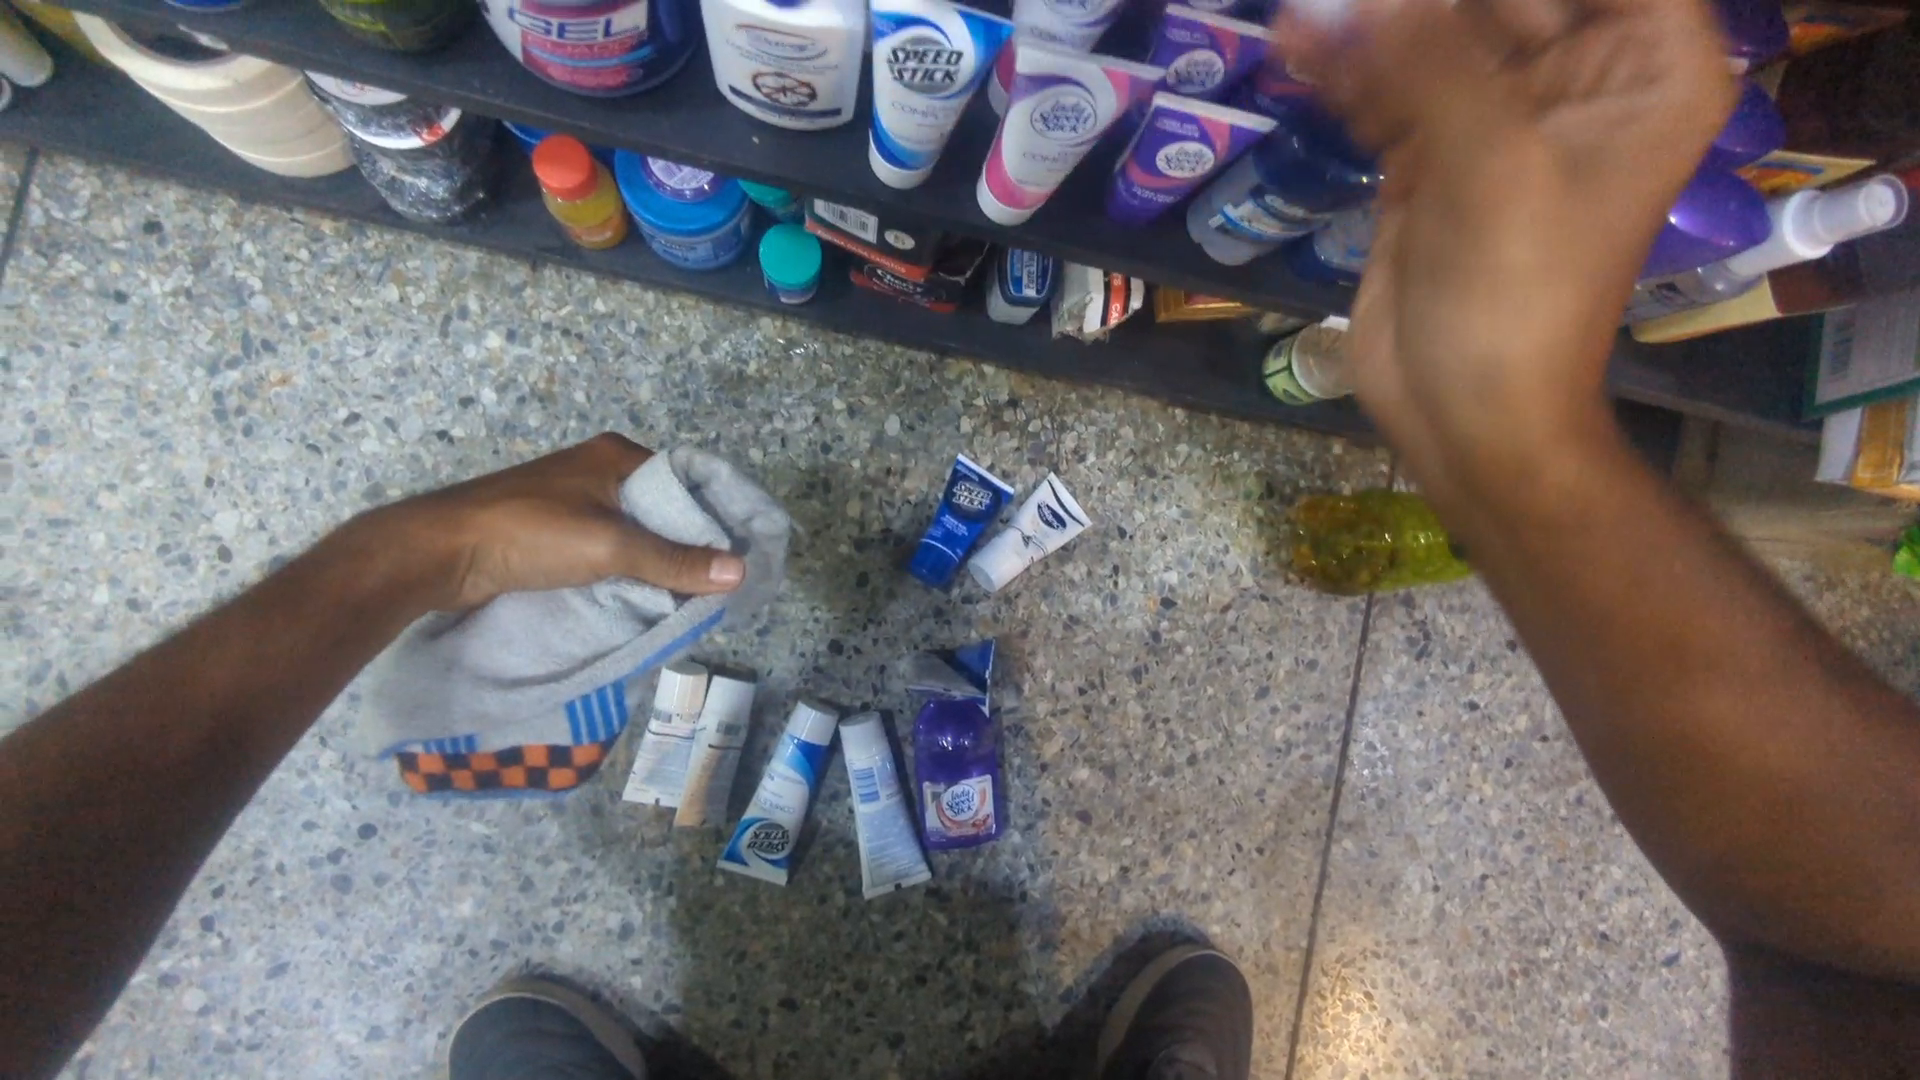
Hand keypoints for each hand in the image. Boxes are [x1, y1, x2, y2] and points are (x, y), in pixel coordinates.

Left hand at [353, 433, 745, 610]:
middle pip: (665, 507)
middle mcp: (601, 469)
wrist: (436, 554)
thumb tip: (741, 572)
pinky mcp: (557, 526)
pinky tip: (644, 590)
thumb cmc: (530, 534)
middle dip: (688, 542)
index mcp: (618, 456)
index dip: (715, 516)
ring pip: (638, 528)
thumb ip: (675, 560)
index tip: (738, 554)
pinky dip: (630, 564)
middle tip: (716, 580)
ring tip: (687, 591)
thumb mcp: (611, 547)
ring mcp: (577, 497)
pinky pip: (611, 543)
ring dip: (658, 557)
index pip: (688, 481)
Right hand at [1275, 0, 1736, 515]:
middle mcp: (1575, 88)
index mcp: (1644, 70)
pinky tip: (1298, 54)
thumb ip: (1432, 67)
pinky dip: (1344, 83)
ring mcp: (1491, 132)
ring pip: (1430, 50)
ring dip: (1369, 33)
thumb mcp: (1488, 166)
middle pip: (1498, 5)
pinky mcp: (1426, 172)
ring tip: (1304, 13)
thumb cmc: (1512, 296)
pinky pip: (1386, 105)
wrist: (1463, 409)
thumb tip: (1368, 0)